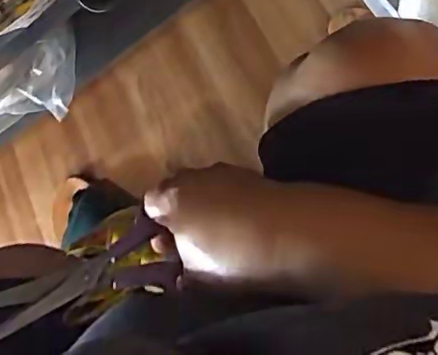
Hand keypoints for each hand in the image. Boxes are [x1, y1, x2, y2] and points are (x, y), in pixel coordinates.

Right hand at [144, 165, 325, 289]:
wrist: (286, 229)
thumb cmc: (230, 253)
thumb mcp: (192, 267)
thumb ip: (175, 251)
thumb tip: (169, 242)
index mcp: (173, 195)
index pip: (150, 200)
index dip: (153, 222)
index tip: (160, 243)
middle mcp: (196, 173)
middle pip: (176, 189)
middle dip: (177, 210)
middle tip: (183, 241)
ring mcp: (225, 170)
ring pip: (203, 187)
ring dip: (203, 204)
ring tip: (211, 234)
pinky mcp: (249, 173)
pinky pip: (226, 187)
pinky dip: (224, 201)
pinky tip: (234, 223)